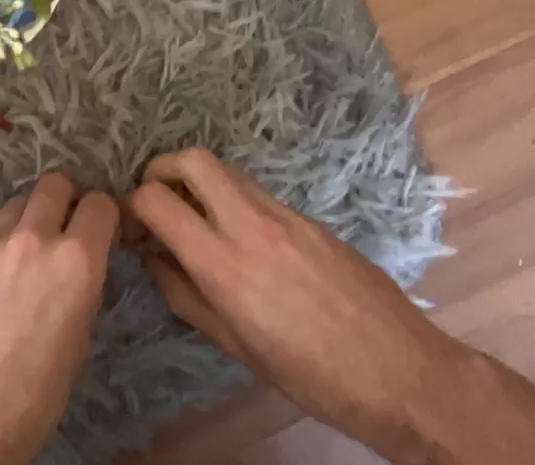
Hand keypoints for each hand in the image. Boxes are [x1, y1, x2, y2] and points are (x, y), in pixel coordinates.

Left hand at [0, 173, 118, 464]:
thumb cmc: (33, 395)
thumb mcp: (78, 341)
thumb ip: (81, 287)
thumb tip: (79, 266)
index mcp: (74, 262)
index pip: (100, 204)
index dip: (105, 214)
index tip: (102, 228)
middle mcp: (32, 239)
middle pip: (53, 184)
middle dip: (65, 199)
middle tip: (65, 227)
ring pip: (17, 204)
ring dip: (29, 219)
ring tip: (27, 255)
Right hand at [126, 148, 467, 458]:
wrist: (404, 373)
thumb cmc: (312, 376)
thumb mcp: (235, 347)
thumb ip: (185, 294)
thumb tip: (153, 257)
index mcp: (225, 266)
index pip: (156, 201)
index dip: (131, 206)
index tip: (131, 227)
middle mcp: (251, 226)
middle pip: (192, 159)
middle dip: (162, 170)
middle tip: (158, 201)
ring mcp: (285, 215)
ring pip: (225, 169)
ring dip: (198, 181)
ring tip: (195, 218)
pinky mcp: (308, 217)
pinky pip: (255, 191)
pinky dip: (231, 200)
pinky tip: (239, 238)